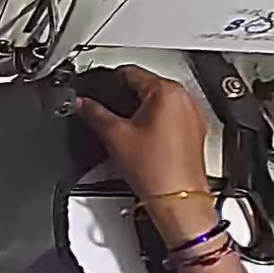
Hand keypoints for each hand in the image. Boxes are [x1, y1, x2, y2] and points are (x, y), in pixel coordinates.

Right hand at [78, 66, 251, 272]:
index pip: (129, 72)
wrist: (178, 200)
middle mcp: (184, 98)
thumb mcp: (114, 135)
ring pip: (157, 100)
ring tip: (128, 129)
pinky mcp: (194, 130)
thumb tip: (79, 103)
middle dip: (125, 97)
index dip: (108, 82)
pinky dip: (155, 121)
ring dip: (141, 109)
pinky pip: (169, 115)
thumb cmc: (156, 171)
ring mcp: (192, 114)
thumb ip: (93, 112)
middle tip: (111, 114)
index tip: (98, 91)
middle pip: (145, 85)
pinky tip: (144, 139)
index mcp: (166, 91)